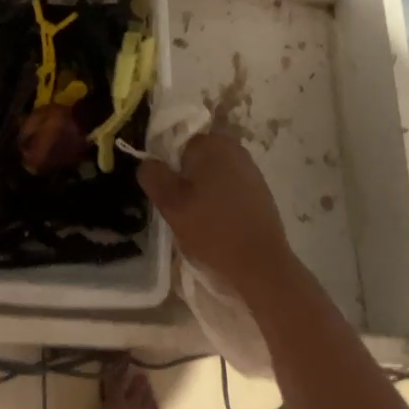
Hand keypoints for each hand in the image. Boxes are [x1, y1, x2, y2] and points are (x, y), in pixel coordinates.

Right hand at [136, 133, 295, 290]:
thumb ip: (153, 176)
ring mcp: (250, 169)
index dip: (167, 167)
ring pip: (212, 174)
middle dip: (185, 178)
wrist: (261, 264)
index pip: (177, 143)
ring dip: (202, 190)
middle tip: (179, 208)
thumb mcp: (170, 204)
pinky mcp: (260, 190)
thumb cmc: (212, 230)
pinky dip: (220, 200)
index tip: (166, 193)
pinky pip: (229, 187)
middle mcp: (234, 148)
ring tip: (197, 219)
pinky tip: (217, 224)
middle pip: (196, 158)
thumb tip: (147, 162)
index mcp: (212, 143)